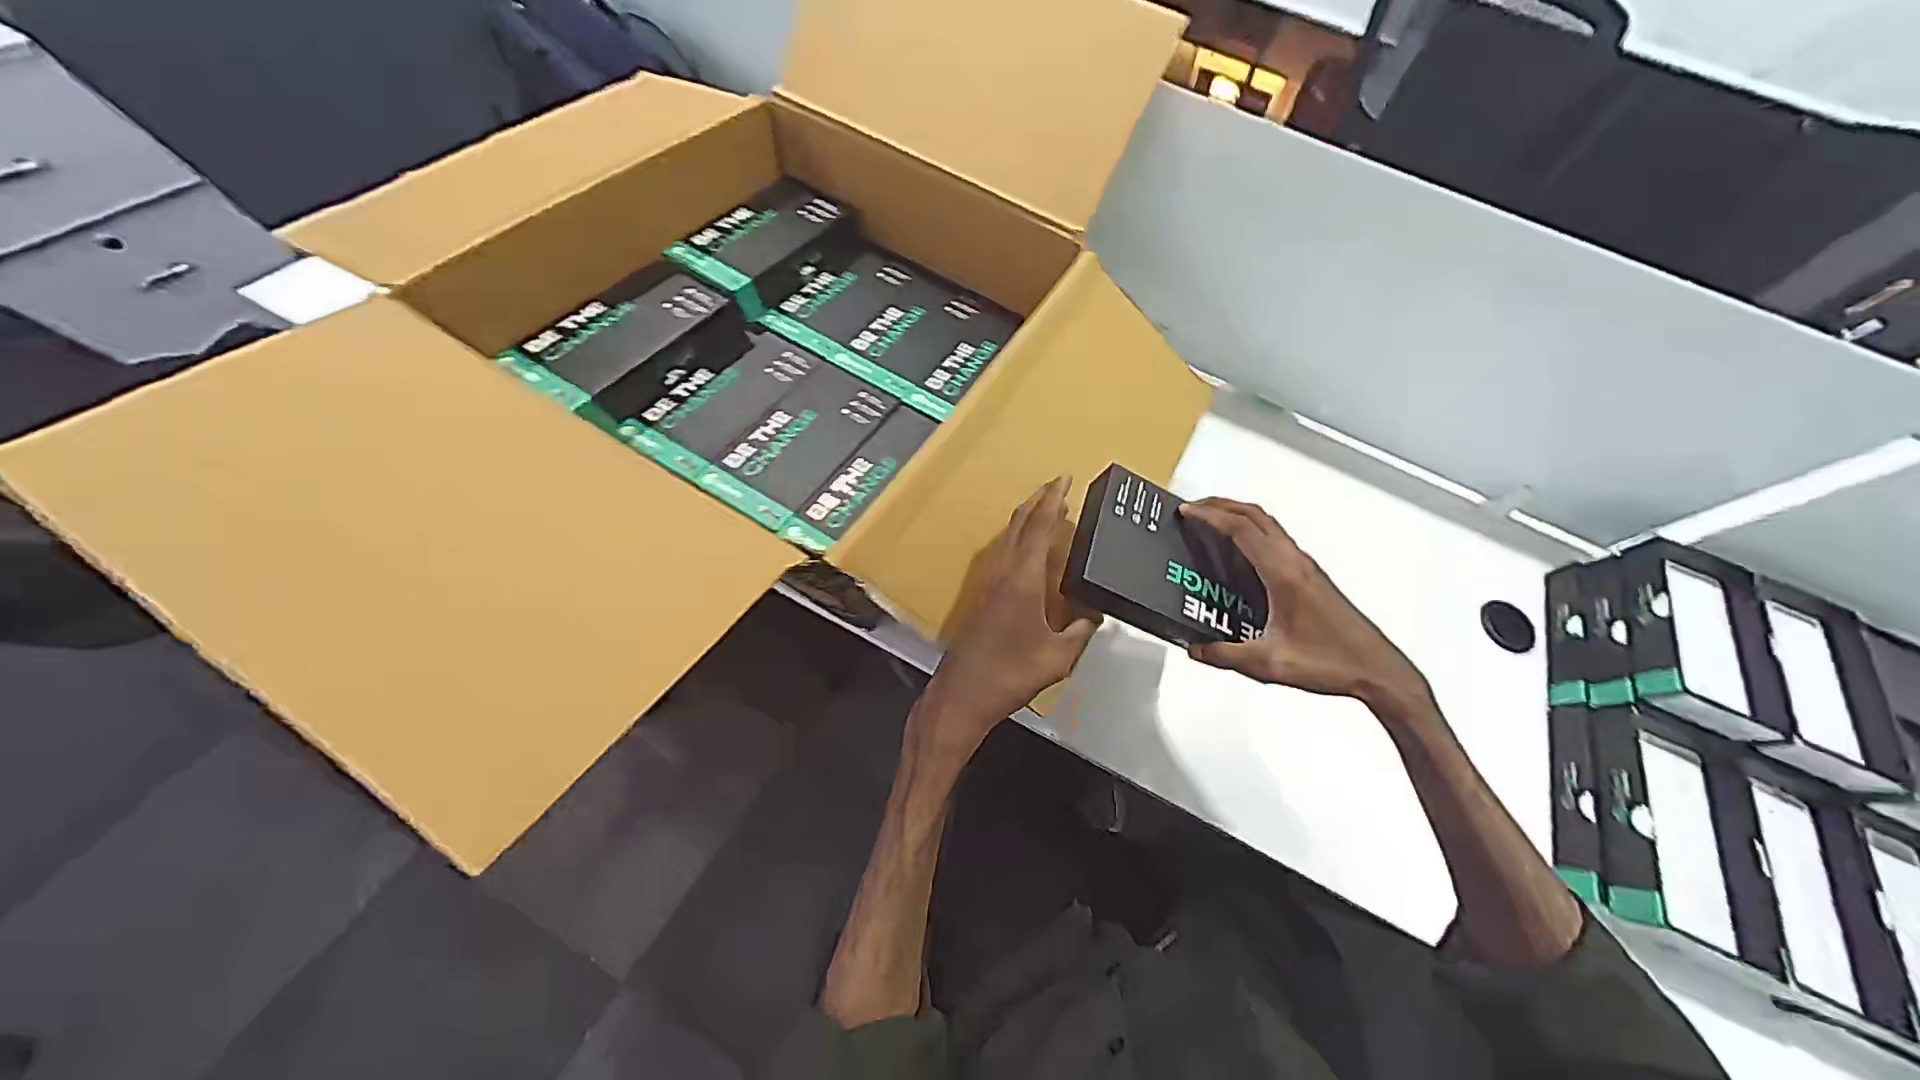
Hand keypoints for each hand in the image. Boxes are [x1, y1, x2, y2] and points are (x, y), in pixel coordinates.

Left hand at [914, 477, 1101, 763]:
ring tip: (1047, 513)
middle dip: (1039, 501)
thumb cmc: (1010, 675)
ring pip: (1008, 538)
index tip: (1065, 479)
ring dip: (1027, 520)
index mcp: (1023, 580)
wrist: (963, 693)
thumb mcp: (1059, 657)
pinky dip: (1019, 541)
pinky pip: (1003, 555)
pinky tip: (1028, 553)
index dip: (1053, 500)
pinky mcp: (982, 598)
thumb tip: (1092, 615)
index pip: (1039, 527)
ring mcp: (988, 584)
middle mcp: (1002, 574)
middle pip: (1018, 524)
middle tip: (1059, 488)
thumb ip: (1081, 631)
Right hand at [1180, 498, 1432, 720]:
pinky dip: (1252, 531)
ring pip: (1268, 524)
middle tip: (1194, 508)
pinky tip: (1241, 551)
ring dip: (1238, 515)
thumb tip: (1197, 648)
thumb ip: (1225, 655)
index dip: (1210, 516)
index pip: (1240, 530)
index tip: (1187, 512)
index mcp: (1284, 575)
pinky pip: (1276, 540)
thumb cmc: (1334, 662)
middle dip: (1221, 505)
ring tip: (1212, 521)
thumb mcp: (1268, 663)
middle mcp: (1296, 564)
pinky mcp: (1311, 577)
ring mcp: (1306, 568)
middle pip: (1255, 516)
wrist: (1377, 671)